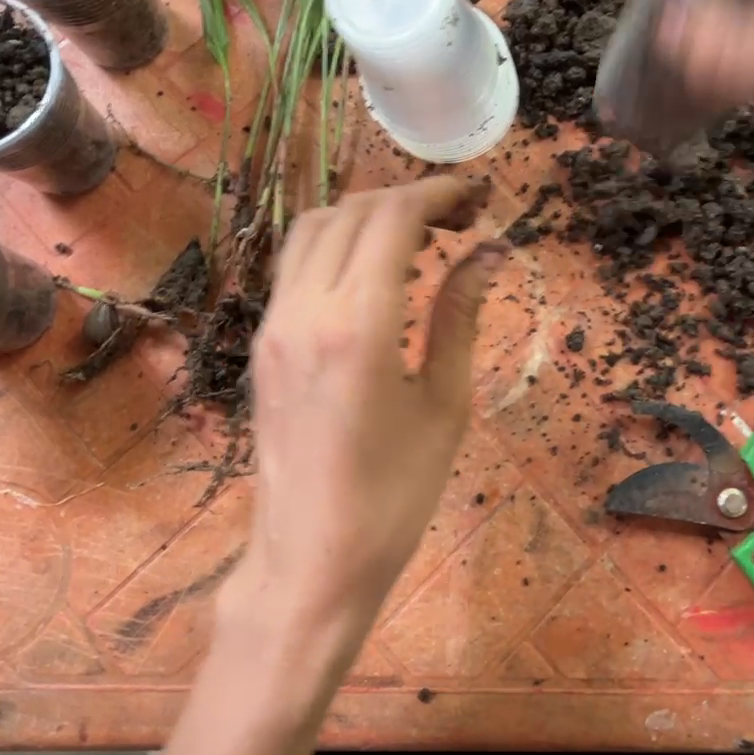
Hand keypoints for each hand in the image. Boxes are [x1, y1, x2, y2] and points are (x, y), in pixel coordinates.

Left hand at [227, 176, 505, 635]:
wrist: (310, 561)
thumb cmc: (394, 497)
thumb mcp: (445, 407)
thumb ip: (460, 316)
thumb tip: (489, 253)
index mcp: (358, 326)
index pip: (393, 218)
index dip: (439, 193)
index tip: (477, 194)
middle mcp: (305, 309)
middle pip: (352, 211)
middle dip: (408, 198)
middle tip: (460, 218)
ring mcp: (275, 323)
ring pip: (314, 228)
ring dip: (366, 214)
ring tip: (419, 237)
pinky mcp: (264, 341)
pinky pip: (296, 263)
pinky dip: (337, 242)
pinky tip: (375, 270)